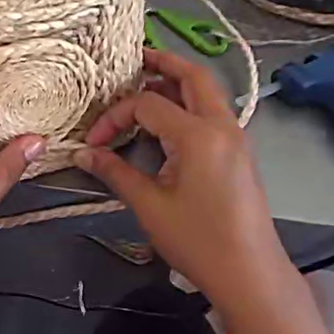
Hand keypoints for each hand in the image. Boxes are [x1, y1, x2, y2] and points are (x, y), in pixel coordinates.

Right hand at [75, 48, 296, 309]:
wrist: (249, 273)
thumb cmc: (197, 240)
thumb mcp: (149, 205)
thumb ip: (116, 172)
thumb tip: (84, 154)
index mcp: (198, 134)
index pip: (147, 105)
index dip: (116, 116)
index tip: (95, 142)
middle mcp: (222, 126)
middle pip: (193, 76)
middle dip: (163, 63)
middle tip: (135, 60)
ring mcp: (236, 138)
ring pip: (207, 93)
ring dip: (178, 84)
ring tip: (146, 87)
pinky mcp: (240, 154)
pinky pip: (213, 114)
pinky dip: (189, 106)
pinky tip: (168, 124)